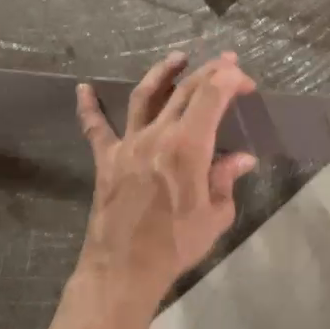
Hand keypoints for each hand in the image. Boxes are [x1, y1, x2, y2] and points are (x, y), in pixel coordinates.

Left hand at [73, 51, 257, 313]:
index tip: (246, 83)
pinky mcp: (106, 161)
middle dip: (209, 71)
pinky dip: (89, 108)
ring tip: (177, 58)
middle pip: (184, 91)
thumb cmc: (177, 245)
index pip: (211, 97)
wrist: (124, 269)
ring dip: (162, 73)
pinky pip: (96, 129)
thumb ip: (225, 180)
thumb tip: (240, 160)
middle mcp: (157, 137)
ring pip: (144, 97)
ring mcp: (128, 146)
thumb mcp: (216, 215)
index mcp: (187, 148)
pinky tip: (83, 90)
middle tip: (228, 62)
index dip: (230, 81)